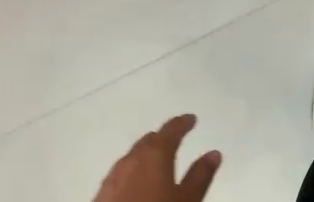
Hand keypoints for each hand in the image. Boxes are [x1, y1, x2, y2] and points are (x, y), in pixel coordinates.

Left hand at [95, 115, 221, 201]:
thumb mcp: (187, 200)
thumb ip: (200, 175)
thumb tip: (214, 153)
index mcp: (155, 153)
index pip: (171, 129)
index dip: (183, 122)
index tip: (191, 119)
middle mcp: (131, 159)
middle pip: (149, 141)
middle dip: (162, 139)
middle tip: (174, 140)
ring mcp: (112, 178)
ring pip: (132, 158)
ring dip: (145, 156)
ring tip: (155, 163)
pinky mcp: (99, 196)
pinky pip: (119, 175)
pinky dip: (131, 173)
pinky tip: (135, 186)